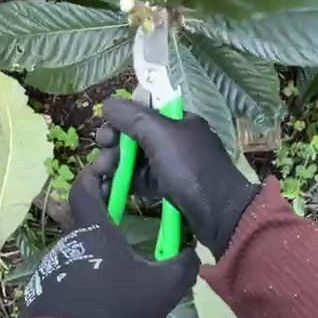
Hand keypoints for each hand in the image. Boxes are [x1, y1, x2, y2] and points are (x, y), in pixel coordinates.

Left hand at [21, 165, 199, 317]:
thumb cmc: (120, 307)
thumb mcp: (164, 285)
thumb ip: (184, 264)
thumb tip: (194, 253)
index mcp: (94, 230)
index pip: (85, 187)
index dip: (95, 172)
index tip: (108, 167)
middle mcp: (68, 242)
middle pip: (85, 222)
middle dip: (104, 223)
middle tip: (126, 233)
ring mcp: (52, 267)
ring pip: (77, 252)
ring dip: (94, 256)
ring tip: (116, 275)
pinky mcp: (43, 292)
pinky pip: (66, 277)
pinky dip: (82, 280)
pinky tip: (99, 300)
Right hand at [95, 99, 261, 258]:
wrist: (217, 212)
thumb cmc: (189, 167)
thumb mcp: (160, 135)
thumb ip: (132, 116)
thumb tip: (108, 104)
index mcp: (178, 120)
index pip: (141, 112)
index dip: (119, 122)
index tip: (105, 136)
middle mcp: (174, 139)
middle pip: (134, 136)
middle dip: (113, 146)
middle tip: (101, 160)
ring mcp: (171, 165)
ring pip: (134, 159)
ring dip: (114, 164)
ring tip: (100, 175)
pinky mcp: (166, 188)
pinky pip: (139, 180)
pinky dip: (123, 182)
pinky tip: (106, 189)